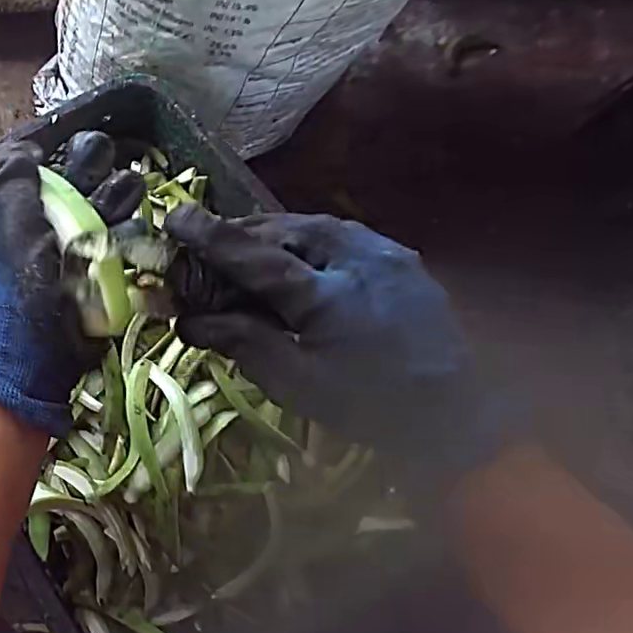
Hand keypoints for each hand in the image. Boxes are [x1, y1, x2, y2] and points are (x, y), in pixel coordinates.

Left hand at [0, 132, 139, 436]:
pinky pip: (120, 237)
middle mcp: (42, 225)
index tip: (56, 138)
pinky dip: (129, 228)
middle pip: (71, 180)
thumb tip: (24, 147)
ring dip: (116, 191)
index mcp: (13, 214)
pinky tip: (136, 220)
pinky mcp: (99, 267)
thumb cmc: (21, 286)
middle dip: (90, 163)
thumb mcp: (9, 228)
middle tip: (104, 155)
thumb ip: (12, 182)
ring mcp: (73, 247)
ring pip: (101, 204)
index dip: (41, 151)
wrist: (45, 349)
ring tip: (130, 184)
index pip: (27, 169)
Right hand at [165, 209, 516, 485]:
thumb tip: (187, 322)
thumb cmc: (369, 405)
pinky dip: (300, 239)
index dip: (210, 237)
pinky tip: (288, 257)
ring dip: (267, 235)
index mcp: (329, 298)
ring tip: (239, 252)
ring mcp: (385, 254)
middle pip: (280, 231)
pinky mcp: (399, 258)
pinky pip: (336, 234)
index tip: (174, 217)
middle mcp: (359, 261)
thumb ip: (241, 342)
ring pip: (309, 226)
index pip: (256, 258)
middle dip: (236, 237)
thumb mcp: (295, 383)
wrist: (458, 415)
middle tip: (202, 251)